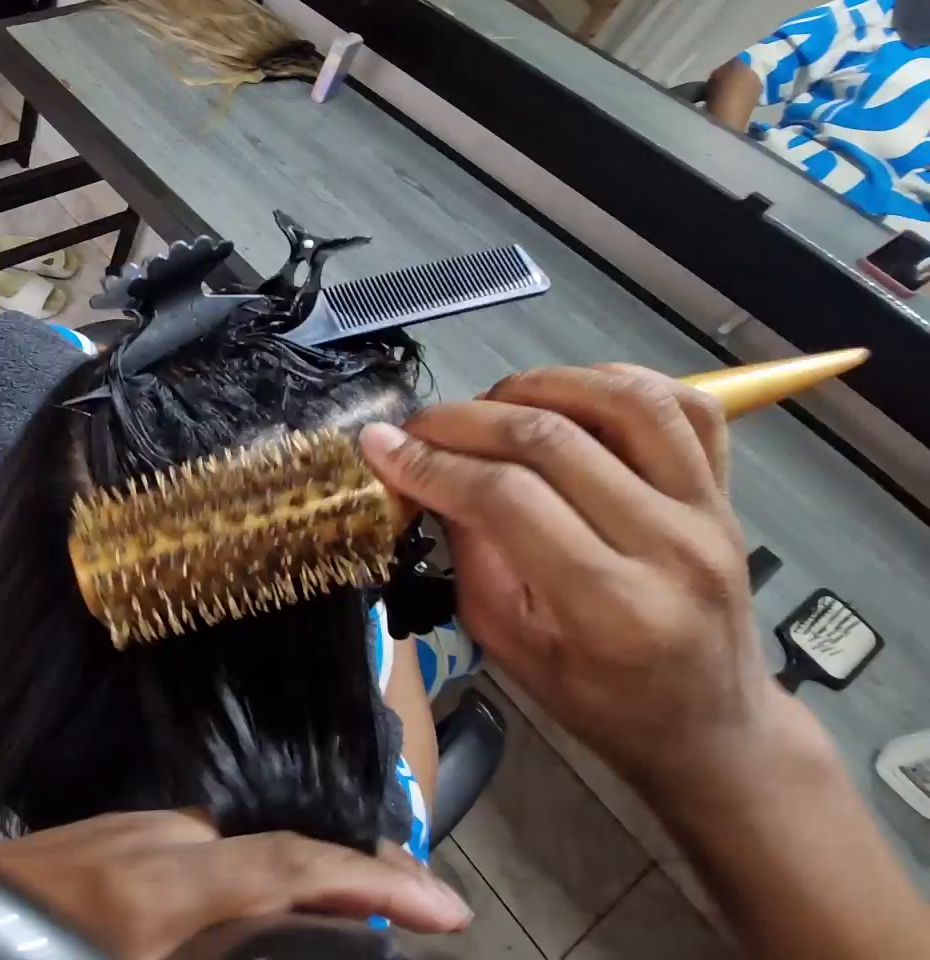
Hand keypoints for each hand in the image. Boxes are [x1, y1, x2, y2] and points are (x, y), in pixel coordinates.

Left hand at [0, 810, 470, 959]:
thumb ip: (216, 942)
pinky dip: (247, 872)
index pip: (289, 864)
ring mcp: (131, 823)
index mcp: (164, 883)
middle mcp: (156, 835)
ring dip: (296, 874)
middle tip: (414, 911)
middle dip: (347, 874)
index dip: (374, 880)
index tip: (448, 909)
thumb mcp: (134, 959)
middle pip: (273, 846)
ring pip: (238, 845)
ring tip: (354, 909)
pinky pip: (201, 847)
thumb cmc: (34, 943)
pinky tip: (258, 901)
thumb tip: (277, 916)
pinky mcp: (114, 829)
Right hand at [358, 365, 790, 796]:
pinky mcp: (726, 492)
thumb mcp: (502, 637)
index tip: (378, 446)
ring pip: (623, 402)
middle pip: (551, 440)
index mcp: (609, 604)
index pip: (505, 497)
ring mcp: (709, 511)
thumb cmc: (591, 693)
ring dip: (536, 387)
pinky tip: (563, 398)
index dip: (429, 462)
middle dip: (460, 421)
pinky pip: (684, 405)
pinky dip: (614, 382)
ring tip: (487, 405)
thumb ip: (469, 549)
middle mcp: (669, 546)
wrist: (708, 721)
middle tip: (414, 429)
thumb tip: (423, 473)